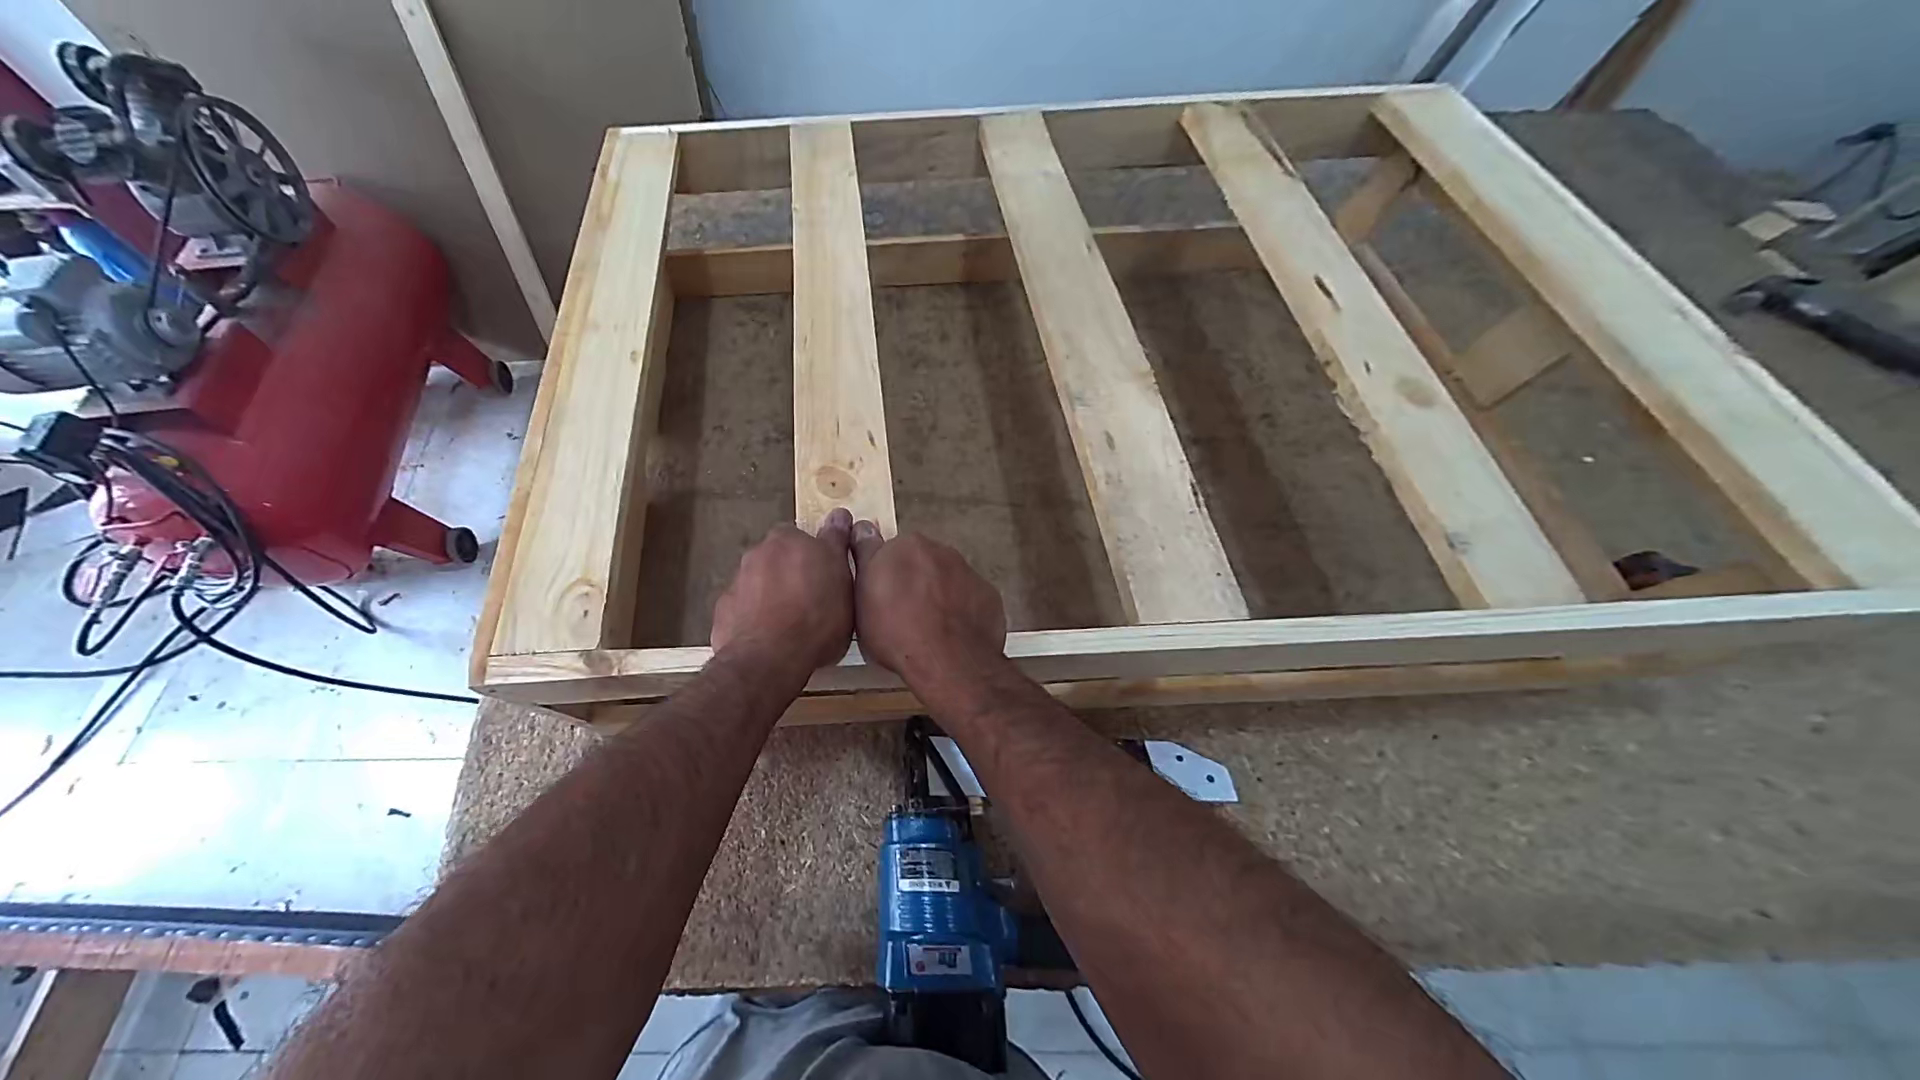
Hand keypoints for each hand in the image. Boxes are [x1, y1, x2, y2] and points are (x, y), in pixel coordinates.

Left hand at [711, 509, 854, 674]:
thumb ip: (838, 544)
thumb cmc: (817, 617)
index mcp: (789, 540)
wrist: (769, 658)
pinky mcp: (724, 610)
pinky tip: (770, 635)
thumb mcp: (844, 578)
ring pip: (761, 581)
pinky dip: (756, 615)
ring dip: (774, 593)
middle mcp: (759, 553)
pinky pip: (745, 607)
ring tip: (792, 622)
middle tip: (813, 598)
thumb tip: (839, 516)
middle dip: (794, 572)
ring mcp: (737, 581)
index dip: (817, 555)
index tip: (827, 575)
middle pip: (780, 557)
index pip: (805, 536)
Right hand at [850, 522, 1006, 678]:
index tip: (880, 596)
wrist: (948, 660)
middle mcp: (941, 551)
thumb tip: (863, 529)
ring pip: (946, 580)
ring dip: (937, 596)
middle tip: (901, 613)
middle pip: (921, 563)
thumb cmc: (898, 630)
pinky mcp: (988, 595)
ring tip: (926, 627)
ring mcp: (968, 572)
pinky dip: (960, 610)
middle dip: (913, 582)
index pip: (891, 550)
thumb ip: (864, 554)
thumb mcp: (861, 594)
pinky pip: (969, 598)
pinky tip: (950, 632)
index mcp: (908, 545)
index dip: (884, 575)